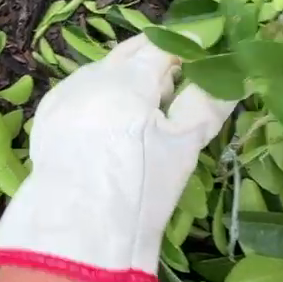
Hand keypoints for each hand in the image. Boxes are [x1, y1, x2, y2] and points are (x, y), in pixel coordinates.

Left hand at [0, 34, 236, 281]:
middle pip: (131, 52)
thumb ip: (207, 104)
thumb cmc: (139, 191)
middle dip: (157, 59)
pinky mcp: (48, 113)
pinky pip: (82, 88)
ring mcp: (67, 93)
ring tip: (147, 109)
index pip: (163, 47)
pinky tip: (112, 121)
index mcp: (129, 81)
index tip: (205, 56)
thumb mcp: (183, 149)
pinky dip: (102, 94)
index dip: (187, 48)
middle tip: (180, 81)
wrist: (78, 234)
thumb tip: (234, 76)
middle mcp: (93, 76)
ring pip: (105, 69)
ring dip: (128, 77)